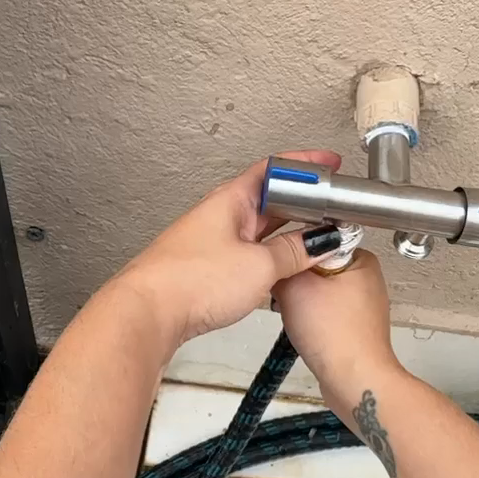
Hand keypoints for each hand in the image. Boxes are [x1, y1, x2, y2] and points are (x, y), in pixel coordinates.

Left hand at [103, 150, 344, 347]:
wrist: (148, 314)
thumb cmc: (190, 280)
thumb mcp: (260, 265)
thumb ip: (294, 252)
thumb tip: (321, 241)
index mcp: (231, 199)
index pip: (274, 168)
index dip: (305, 164)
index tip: (329, 163)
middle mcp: (219, 215)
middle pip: (268, 199)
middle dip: (302, 202)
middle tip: (330, 208)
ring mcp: (211, 242)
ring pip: (258, 229)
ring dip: (287, 233)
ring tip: (314, 242)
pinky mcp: (206, 269)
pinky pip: (247, 253)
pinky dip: (270, 256)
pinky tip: (281, 270)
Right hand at [273, 250, 405, 416]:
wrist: (355, 382)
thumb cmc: (333, 333)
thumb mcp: (295, 288)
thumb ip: (281, 265)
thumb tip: (272, 258)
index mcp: (362, 259)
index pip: (317, 242)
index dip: (293, 255)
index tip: (282, 271)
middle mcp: (366, 278)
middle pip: (315, 268)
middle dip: (295, 283)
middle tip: (286, 298)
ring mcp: (362, 305)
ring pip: (317, 292)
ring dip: (300, 303)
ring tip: (295, 317)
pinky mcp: (354, 328)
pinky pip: (324, 314)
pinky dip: (310, 321)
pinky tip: (304, 331)